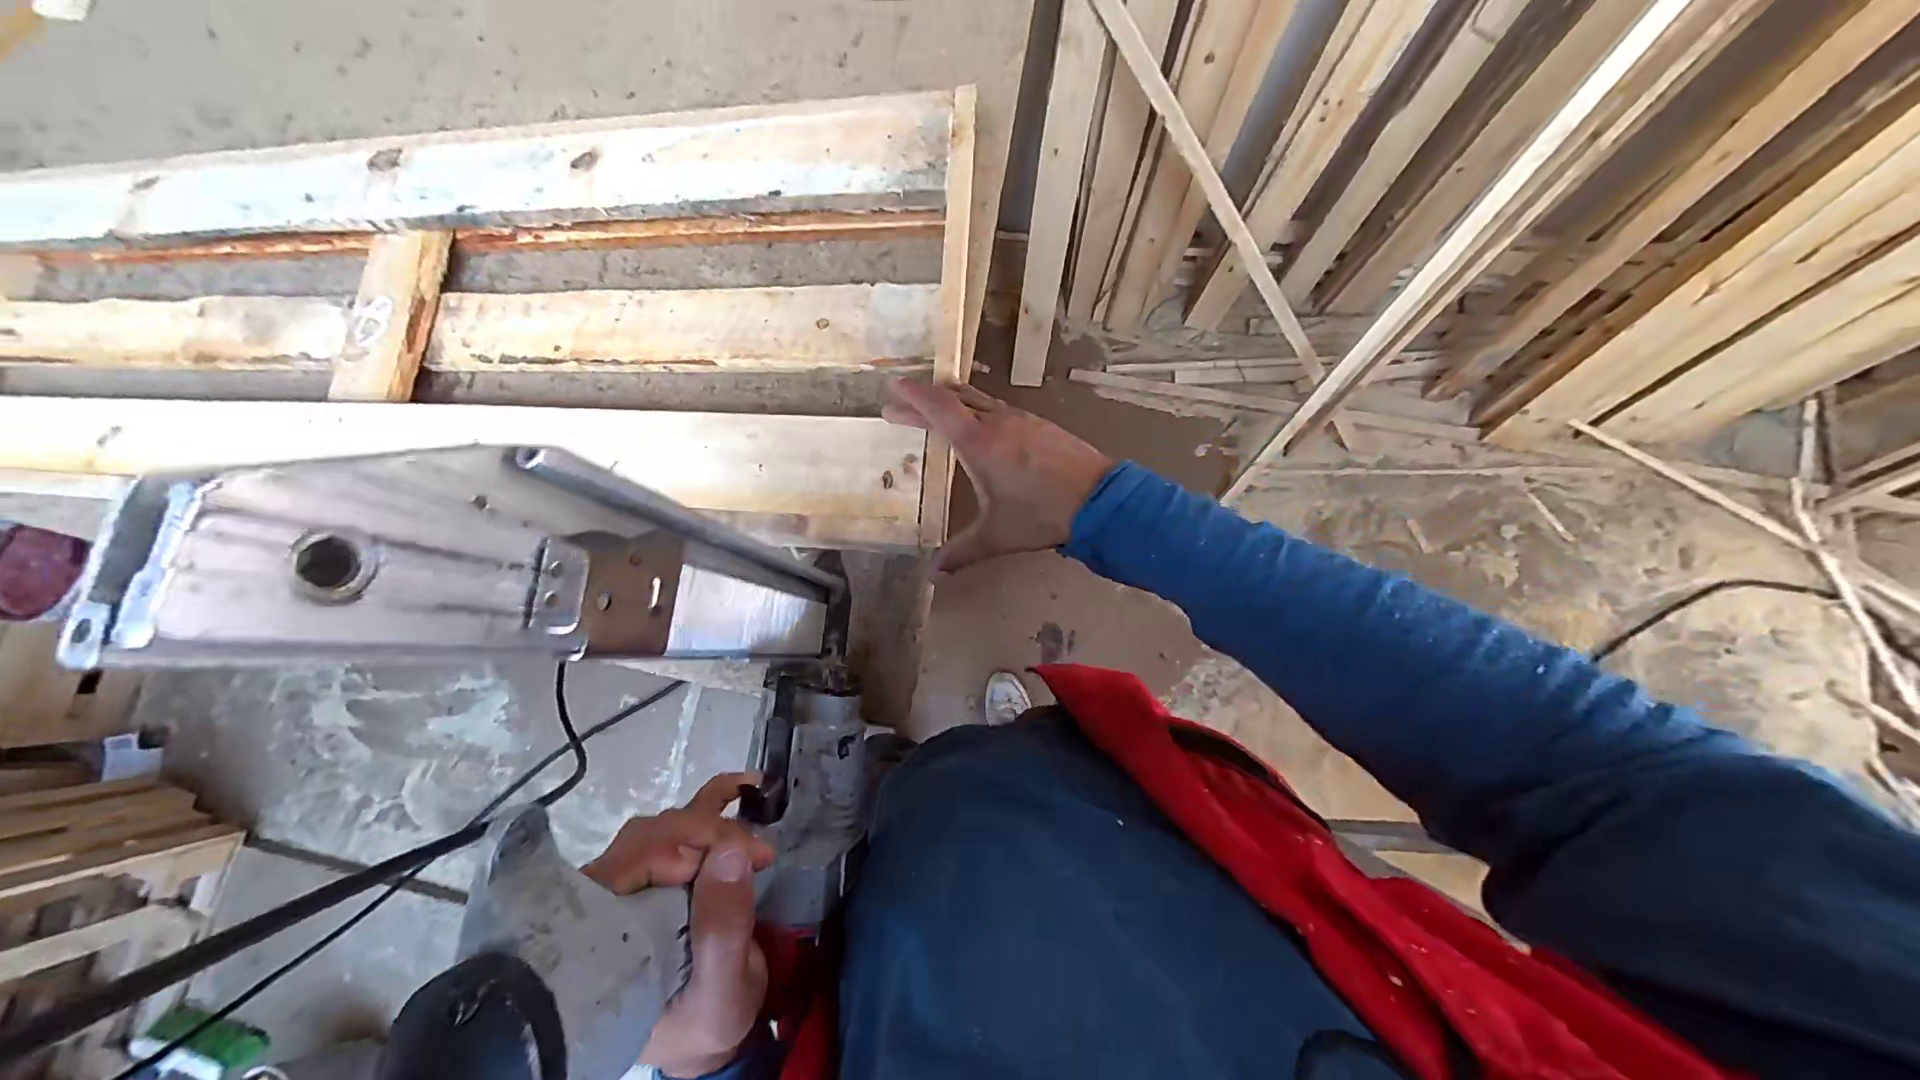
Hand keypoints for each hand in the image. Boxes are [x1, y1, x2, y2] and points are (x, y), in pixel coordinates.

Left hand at [582, 773, 775, 1077]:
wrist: (700, 1035)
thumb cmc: (706, 1020)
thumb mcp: (722, 991)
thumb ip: (722, 931)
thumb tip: (730, 851)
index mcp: (605, 933)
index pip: (639, 861)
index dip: (696, 846)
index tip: (753, 857)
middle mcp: (605, 898)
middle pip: (650, 837)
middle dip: (709, 833)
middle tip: (758, 852)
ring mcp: (627, 879)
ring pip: (661, 825)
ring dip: (710, 816)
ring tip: (753, 817)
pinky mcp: (652, 868)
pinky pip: (675, 824)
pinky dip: (711, 805)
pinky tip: (743, 789)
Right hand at [886, 380, 1115, 571]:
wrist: (1100, 498)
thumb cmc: (1042, 514)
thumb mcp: (997, 536)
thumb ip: (963, 552)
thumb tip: (935, 574)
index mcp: (980, 442)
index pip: (939, 408)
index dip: (914, 398)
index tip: (895, 390)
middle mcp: (998, 422)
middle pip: (954, 399)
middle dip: (925, 401)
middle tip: (902, 405)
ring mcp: (1021, 419)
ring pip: (978, 399)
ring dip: (952, 402)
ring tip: (935, 410)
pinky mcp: (1040, 424)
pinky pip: (999, 408)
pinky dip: (977, 408)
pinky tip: (980, 424)